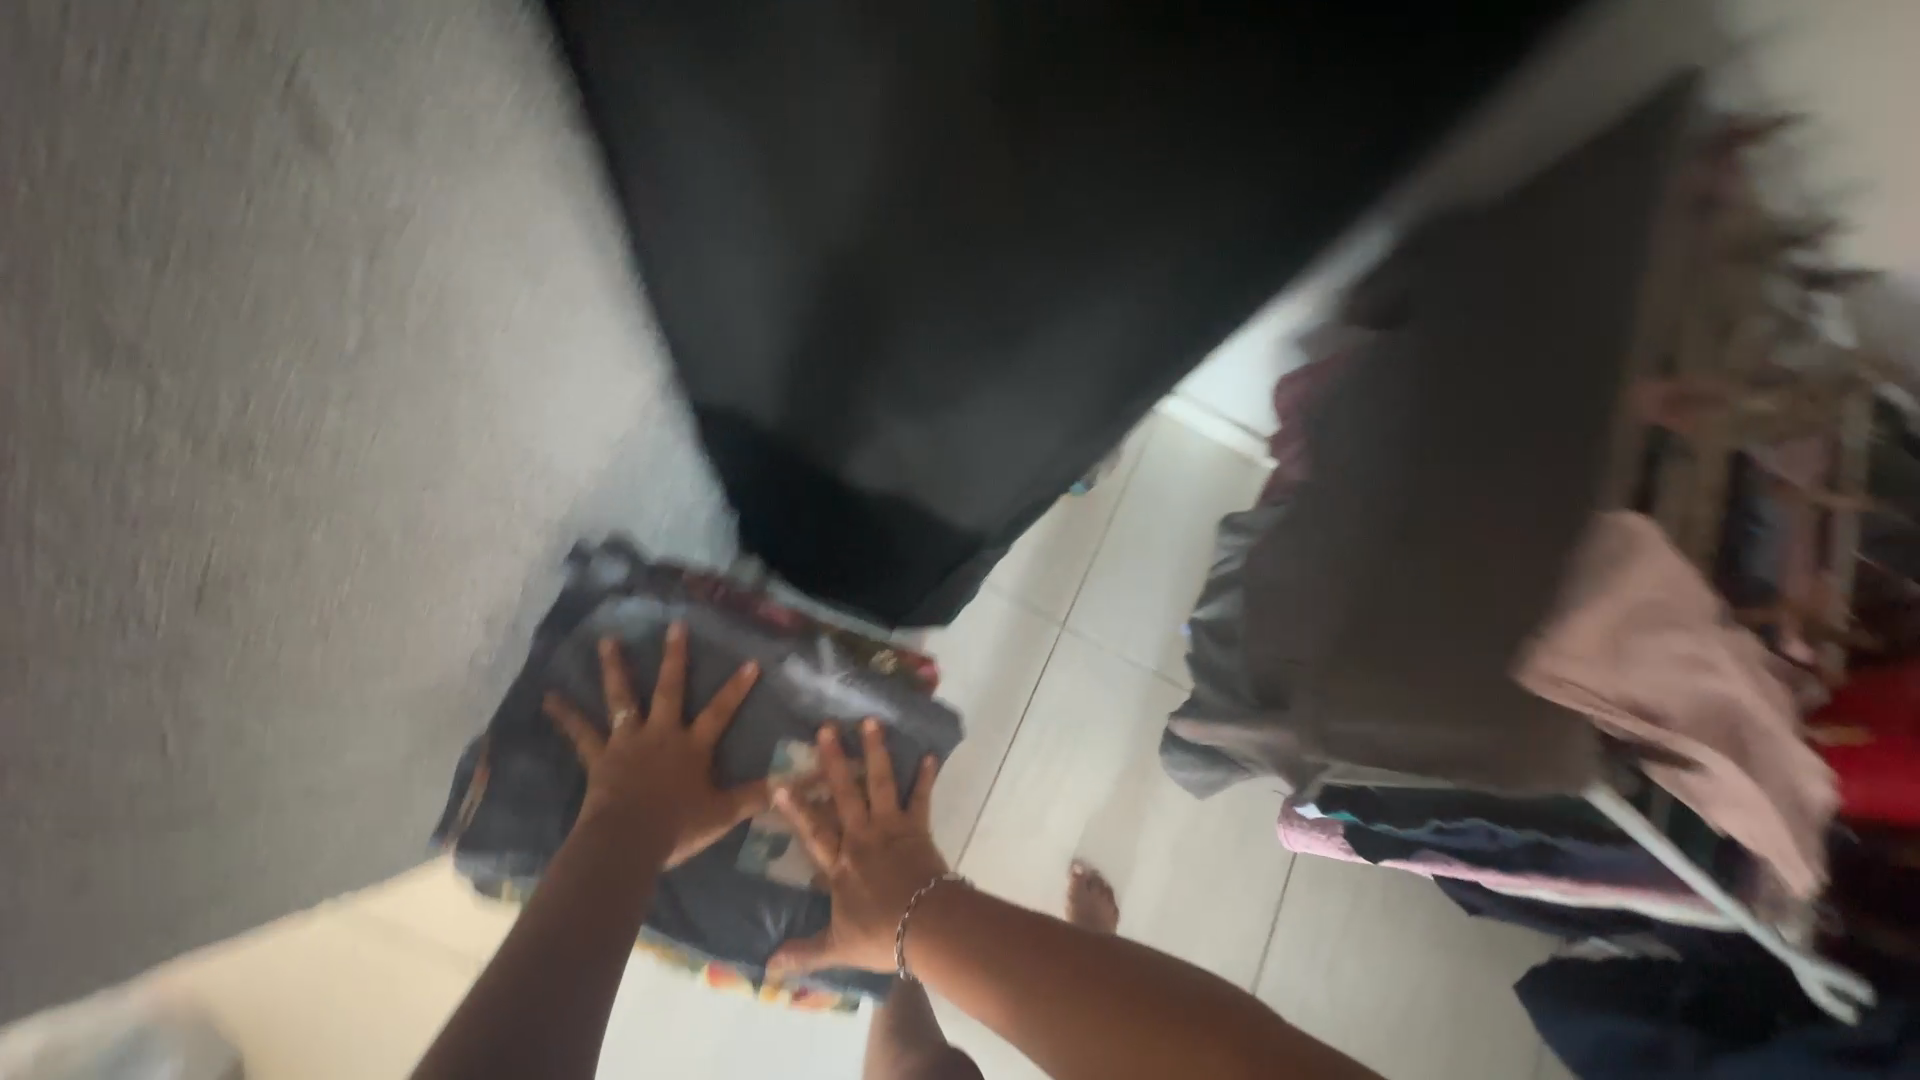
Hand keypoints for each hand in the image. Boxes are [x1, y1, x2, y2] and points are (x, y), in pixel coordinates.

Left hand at [543, 622, 766, 868]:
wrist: (628, 839)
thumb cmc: (678, 826)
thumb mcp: (724, 813)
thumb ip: (756, 797)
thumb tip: (793, 786)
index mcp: (693, 746)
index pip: (721, 711)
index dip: (737, 687)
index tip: (751, 661)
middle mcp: (662, 734)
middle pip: (670, 689)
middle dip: (674, 657)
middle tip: (675, 626)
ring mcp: (628, 742)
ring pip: (623, 699)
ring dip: (616, 669)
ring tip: (607, 641)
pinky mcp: (600, 757)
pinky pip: (580, 734)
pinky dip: (565, 716)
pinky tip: (548, 698)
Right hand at [765, 719, 950, 976]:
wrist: (927, 926)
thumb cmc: (880, 935)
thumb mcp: (837, 948)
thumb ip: (804, 952)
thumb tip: (767, 967)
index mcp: (839, 864)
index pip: (812, 831)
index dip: (796, 808)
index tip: (780, 783)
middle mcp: (862, 837)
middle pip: (845, 794)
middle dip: (834, 761)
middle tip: (827, 728)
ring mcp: (891, 828)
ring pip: (880, 783)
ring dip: (876, 752)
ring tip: (871, 722)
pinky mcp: (918, 828)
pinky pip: (921, 798)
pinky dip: (925, 777)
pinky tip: (929, 754)